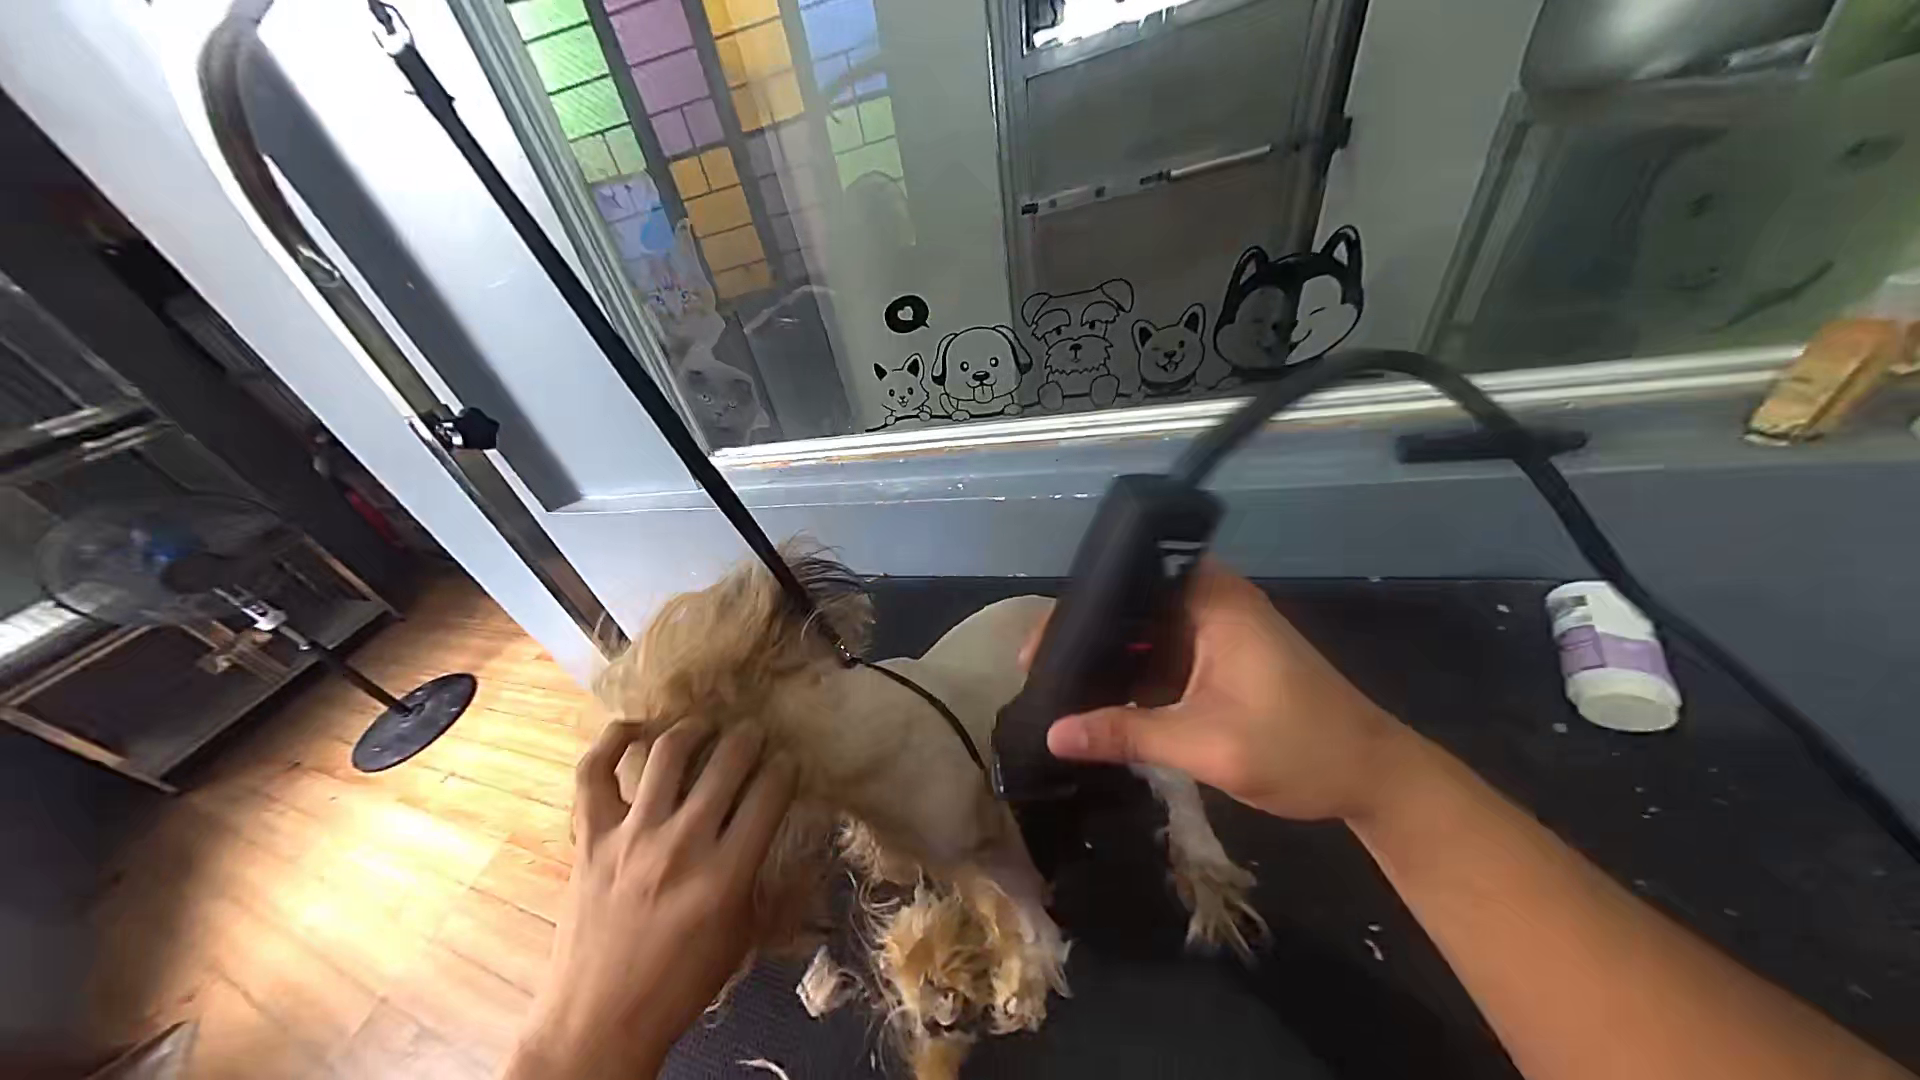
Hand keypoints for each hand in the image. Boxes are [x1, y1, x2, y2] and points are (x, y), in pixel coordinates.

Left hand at [505, 721, 795, 1079]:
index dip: (787, 766)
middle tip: (755, 734)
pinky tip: (635, 729)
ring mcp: (631, 834)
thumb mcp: (744, 934)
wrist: (597, 1024)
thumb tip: (797, 834)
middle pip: (728, 760)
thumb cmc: (682, 983)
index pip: (771, 791)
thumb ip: (771, 877)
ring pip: (669, 751)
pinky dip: (612, 740)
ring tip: (708, 726)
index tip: (788, 762)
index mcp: (726, 873)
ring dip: (696, 728)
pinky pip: (593, 772)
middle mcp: (682, 843)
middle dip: (751, 737)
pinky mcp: (590, 837)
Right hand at [1026, 559, 1409, 821]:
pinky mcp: (1218, 653)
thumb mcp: (1207, 744)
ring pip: (1143, 629)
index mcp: (1213, 600)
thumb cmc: (1301, 750)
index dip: (1080, 605)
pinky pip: (1161, 652)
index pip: (1129, 579)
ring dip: (1107, 654)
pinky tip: (1099, 695)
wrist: (1373, 779)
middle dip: (1084, 632)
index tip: (1042, 642)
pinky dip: (1132, 672)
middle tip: (1036, 665)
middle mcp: (1211, 601)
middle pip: (1130, 602)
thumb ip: (1127, 734)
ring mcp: (1215, 627)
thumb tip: (1053, 733)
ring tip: (1055, 680)